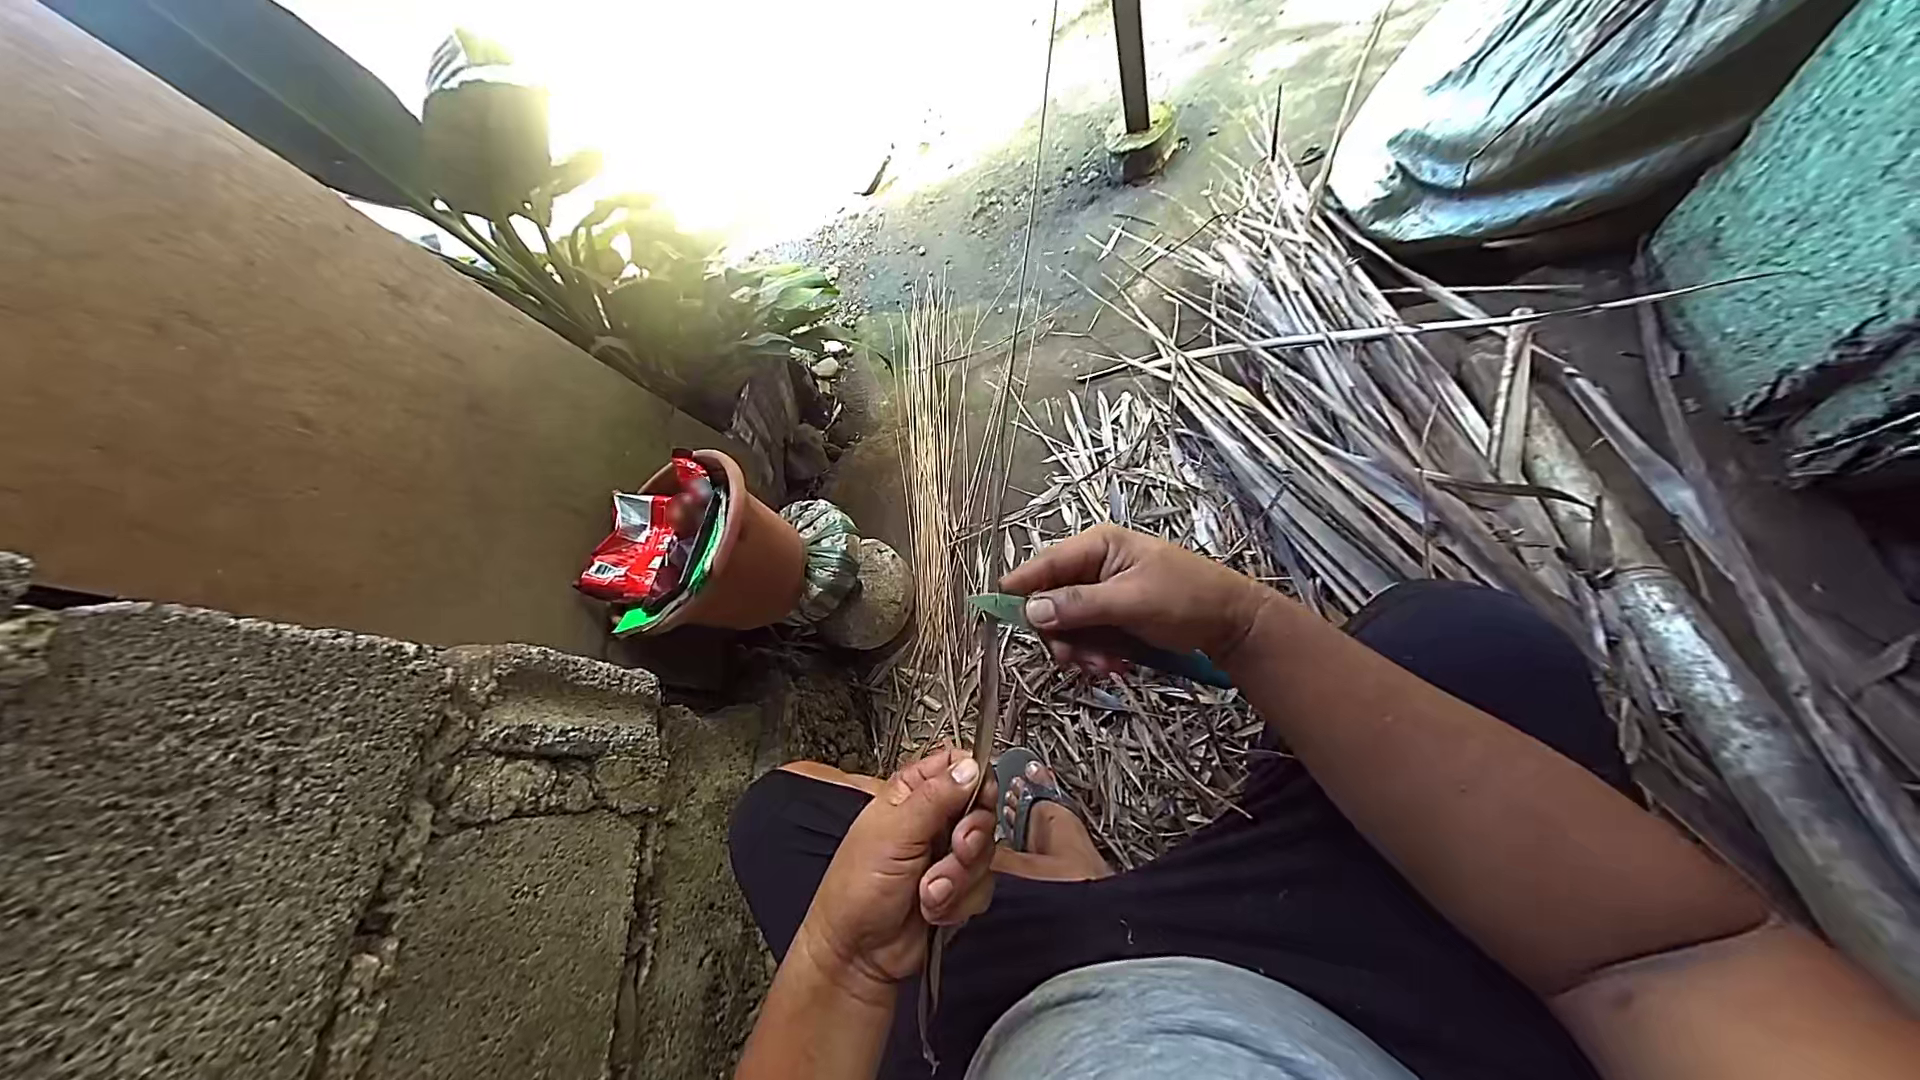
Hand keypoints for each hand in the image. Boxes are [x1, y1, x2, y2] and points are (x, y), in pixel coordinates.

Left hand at [794, 748, 998, 997]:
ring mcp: (947, 852)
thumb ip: (935, 798)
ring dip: (960, 877)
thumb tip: (970, 767)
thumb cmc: (855, 890)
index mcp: (912, 790)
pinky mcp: (958, 885)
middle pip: (981, 807)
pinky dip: (960, 901)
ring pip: (985, 850)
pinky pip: (983, 884)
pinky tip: (933, 909)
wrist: (857, 956)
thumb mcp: (894, 834)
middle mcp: (933, 817)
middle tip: (954, 849)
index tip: (977, 798)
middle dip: (970, 837)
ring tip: (929, 891)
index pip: (958, 765)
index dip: (975, 778)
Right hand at [999, 524, 1284, 674]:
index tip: (996, 613)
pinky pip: (1085, 637)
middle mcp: (1092, 566)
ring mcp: (1101, 593)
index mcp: (1097, 546)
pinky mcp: (1110, 616)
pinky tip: (1114, 664)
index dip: (1019, 589)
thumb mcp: (1131, 600)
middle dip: (1061, 634)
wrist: (1231, 623)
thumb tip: (1030, 610)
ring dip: (1080, 650)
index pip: (1044, 564)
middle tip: (1075, 659)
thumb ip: (1079, 604)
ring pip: (1065, 625)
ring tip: (1107, 665)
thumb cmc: (1186, 597)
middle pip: (1049, 600)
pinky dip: (1094, 654)